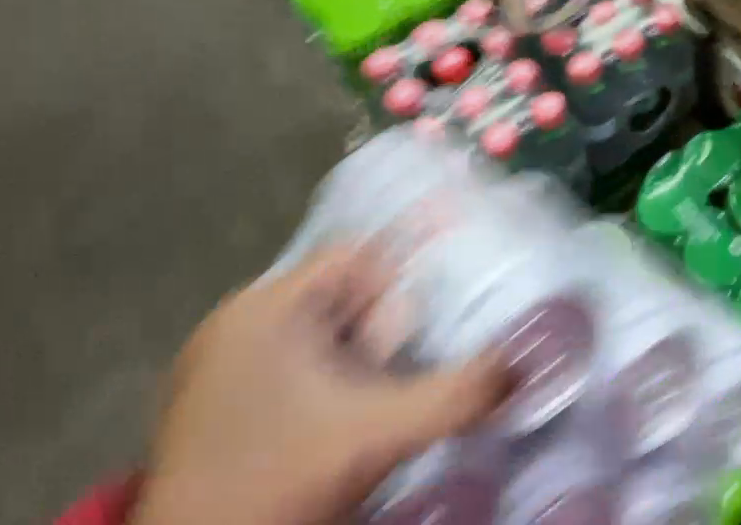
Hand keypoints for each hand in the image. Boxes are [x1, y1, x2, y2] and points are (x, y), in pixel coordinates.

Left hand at [133, 247, 505, 524]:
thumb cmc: (277, 484)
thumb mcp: (381, 434)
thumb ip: (461, 392)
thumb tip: (528, 361)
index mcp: (266, 305)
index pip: (359, 255)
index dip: (404, 282)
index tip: (434, 321)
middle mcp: (236, 322)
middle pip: (343, 297)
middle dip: (386, 331)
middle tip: (405, 373)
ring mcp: (217, 366)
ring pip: (322, 336)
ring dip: (362, 361)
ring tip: (383, 401)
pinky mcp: (212, 406)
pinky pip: (294, 368)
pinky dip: (331, 384)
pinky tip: (347, 423)